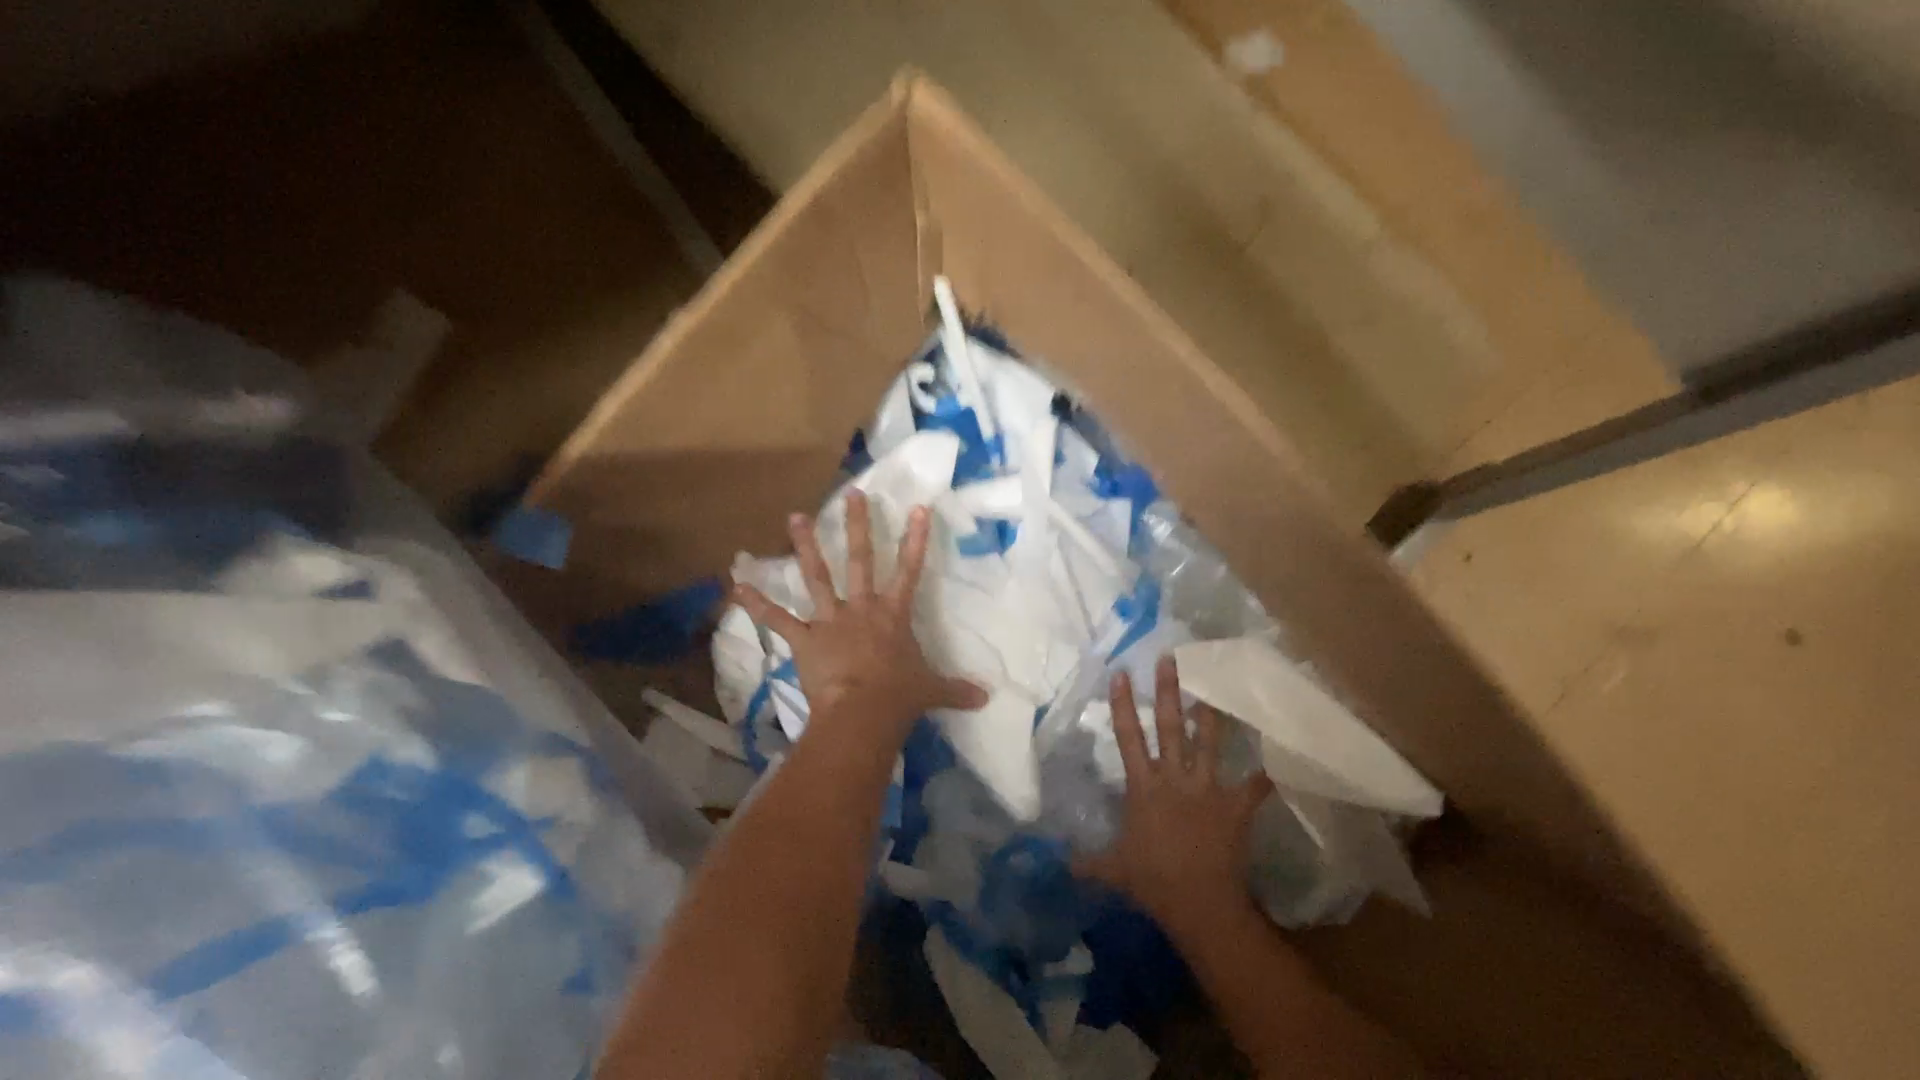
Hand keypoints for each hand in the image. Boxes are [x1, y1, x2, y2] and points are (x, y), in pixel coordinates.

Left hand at [736, 491, 987, 735]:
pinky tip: (737, 586)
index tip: (918, 508)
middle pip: (860, 559)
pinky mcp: (805, 639)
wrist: (863, 712)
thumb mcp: (932, 690)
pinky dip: (757, 604)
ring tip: (796, 516)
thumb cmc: (900, 697)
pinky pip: (778, 619)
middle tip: (851, 494)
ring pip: (818, 576)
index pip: (910, 569)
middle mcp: (862, 608)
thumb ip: (956, 690)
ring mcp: (831, 620)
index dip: (916, 538)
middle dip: (856, 525)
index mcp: (894, 614)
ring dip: (806, 546)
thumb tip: (986, 698)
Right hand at [1076, 655, 1273, 928]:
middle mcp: (1173, 780)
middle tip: (1171, 658)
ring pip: (1207, 744)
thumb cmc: (1152, 882)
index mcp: (1143, 788)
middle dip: (1168, 691)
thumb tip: (1063, 863)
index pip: (1127, 738)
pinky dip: (1266, 775)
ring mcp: (1207, 790)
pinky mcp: (1235, 807)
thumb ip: (1089, 861)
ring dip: (1209, 716)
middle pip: (1168, 727)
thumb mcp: (1113, 870)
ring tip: (1213, 687)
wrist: (1198, 903)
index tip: (1120, 673)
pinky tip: (1279, 759)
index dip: (1122, 705)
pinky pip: (1254, 787)